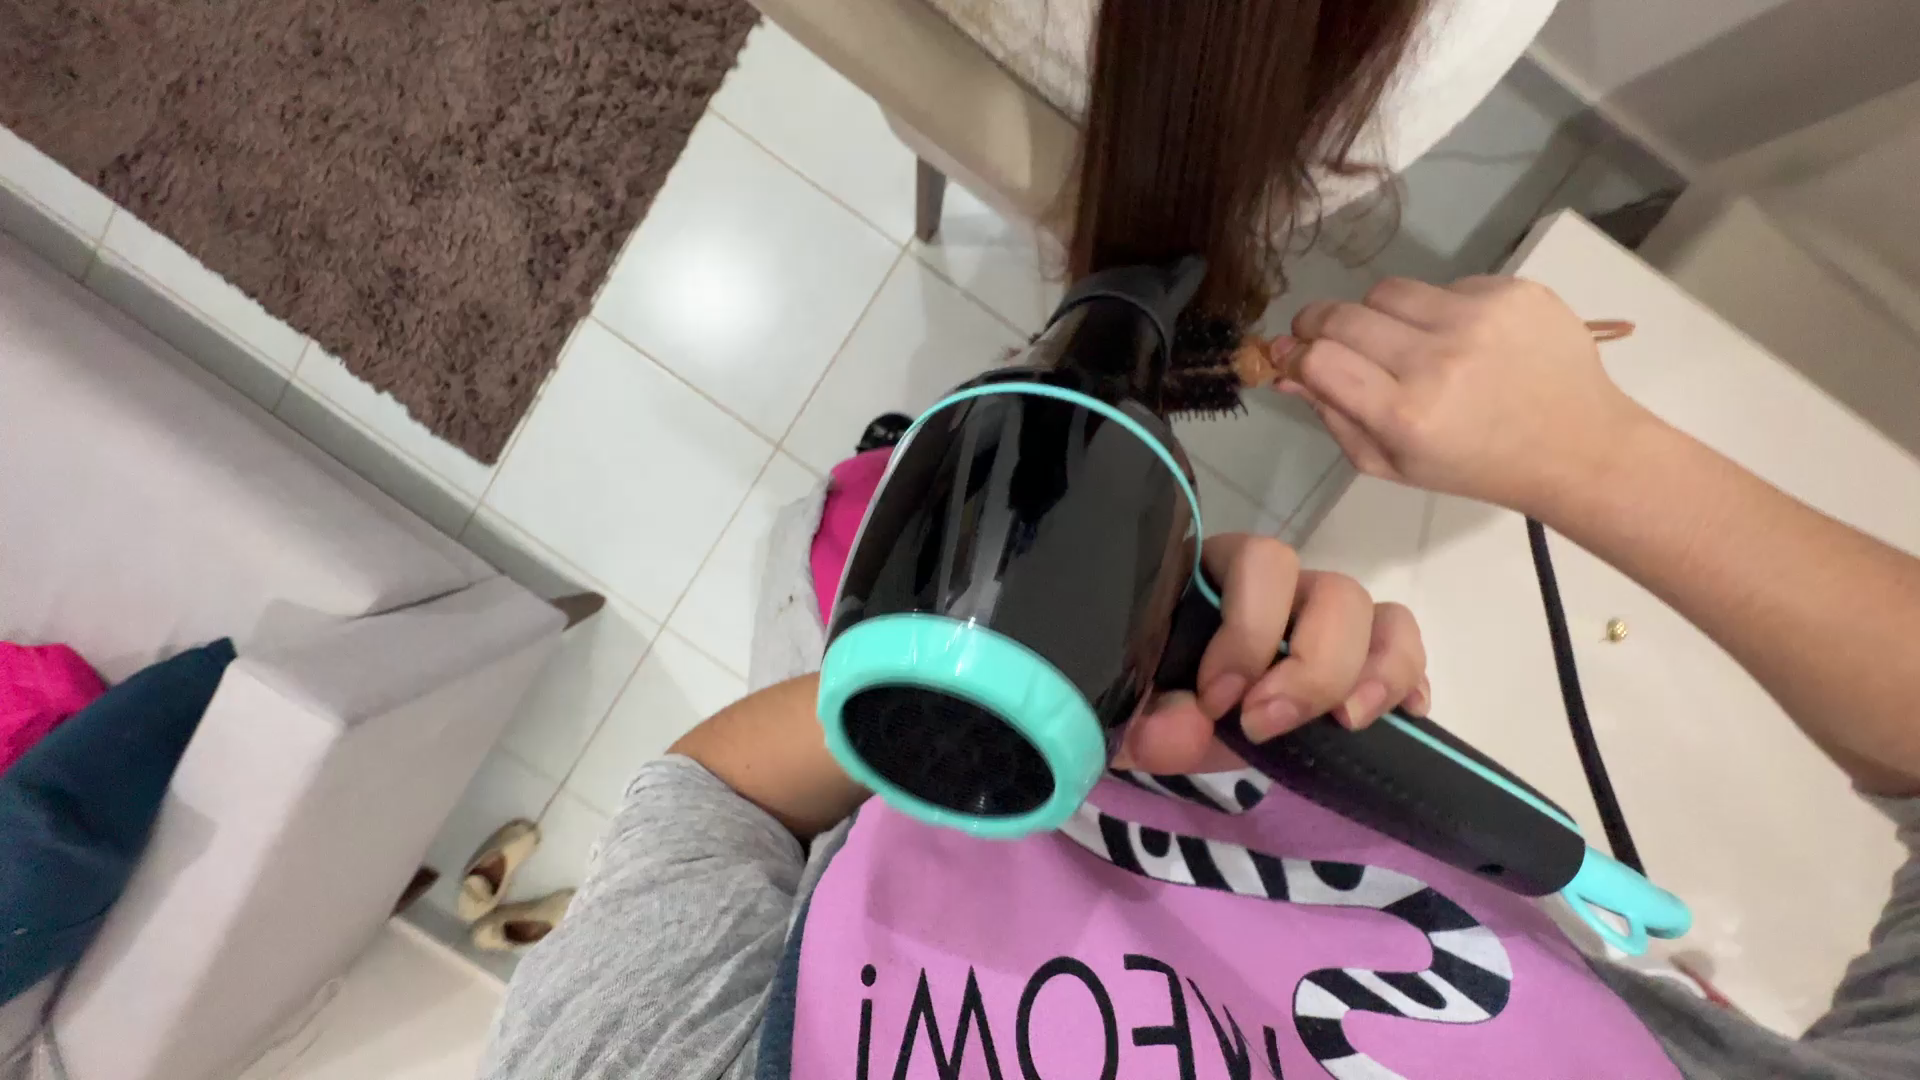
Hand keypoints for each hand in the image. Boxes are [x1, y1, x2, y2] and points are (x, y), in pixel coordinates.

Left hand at [1115, 534, 1428, 774]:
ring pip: (1379, 616)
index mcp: (1219, 573)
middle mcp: (1282, 586)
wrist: (1179, 716)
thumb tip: (1173, 732)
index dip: (1248, 631)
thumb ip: (1149, 720)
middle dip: (1311, 667)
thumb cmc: (1156, 694)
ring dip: (1377, 673)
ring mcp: (1325, 616)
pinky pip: (1405, 646)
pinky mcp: (1361, 653)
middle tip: (1267, 724)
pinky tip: (1398, 717)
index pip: (1261, 564)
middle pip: (1335, 592)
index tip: (1217, 699)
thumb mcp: (1142, 713)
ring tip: (1345, 723)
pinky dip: (1407, 679)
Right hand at [1274, 276, 1657, 515]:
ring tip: (1395, 339)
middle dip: (1317, 324)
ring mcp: (1479, 319)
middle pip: (1342, 316)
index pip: (1319, 360)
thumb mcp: (1386, 461)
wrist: (1577, 446)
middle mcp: (1438, 360)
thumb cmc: (1469, 466)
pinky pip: (1442, 286)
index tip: (1290, 356)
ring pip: (1386, 291)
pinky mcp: (1513, 292)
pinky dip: (1433, 309)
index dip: (1294, 354)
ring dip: (1374, 314)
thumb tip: (1285, 372)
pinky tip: (1456, 337)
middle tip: (1320, 337)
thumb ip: (1331, 415)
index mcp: (1404, 413)